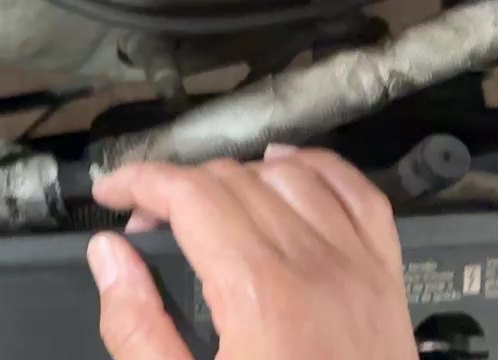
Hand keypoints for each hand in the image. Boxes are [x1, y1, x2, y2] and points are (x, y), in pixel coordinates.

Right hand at [88, 147, 416, 359]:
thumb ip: (136, 328)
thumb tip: (109, 252)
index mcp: (261, 297)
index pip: (188, 193)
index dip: (137, 180)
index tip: (109, 192)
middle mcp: (314, 268)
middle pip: (229, 178)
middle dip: (174, 185)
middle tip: (146, 223)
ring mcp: (360, 271)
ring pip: (284, 175)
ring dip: (234, 176)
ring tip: (203, 208)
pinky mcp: (388, 284)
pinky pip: (355, 193)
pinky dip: (314, 168)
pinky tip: (282, 172)